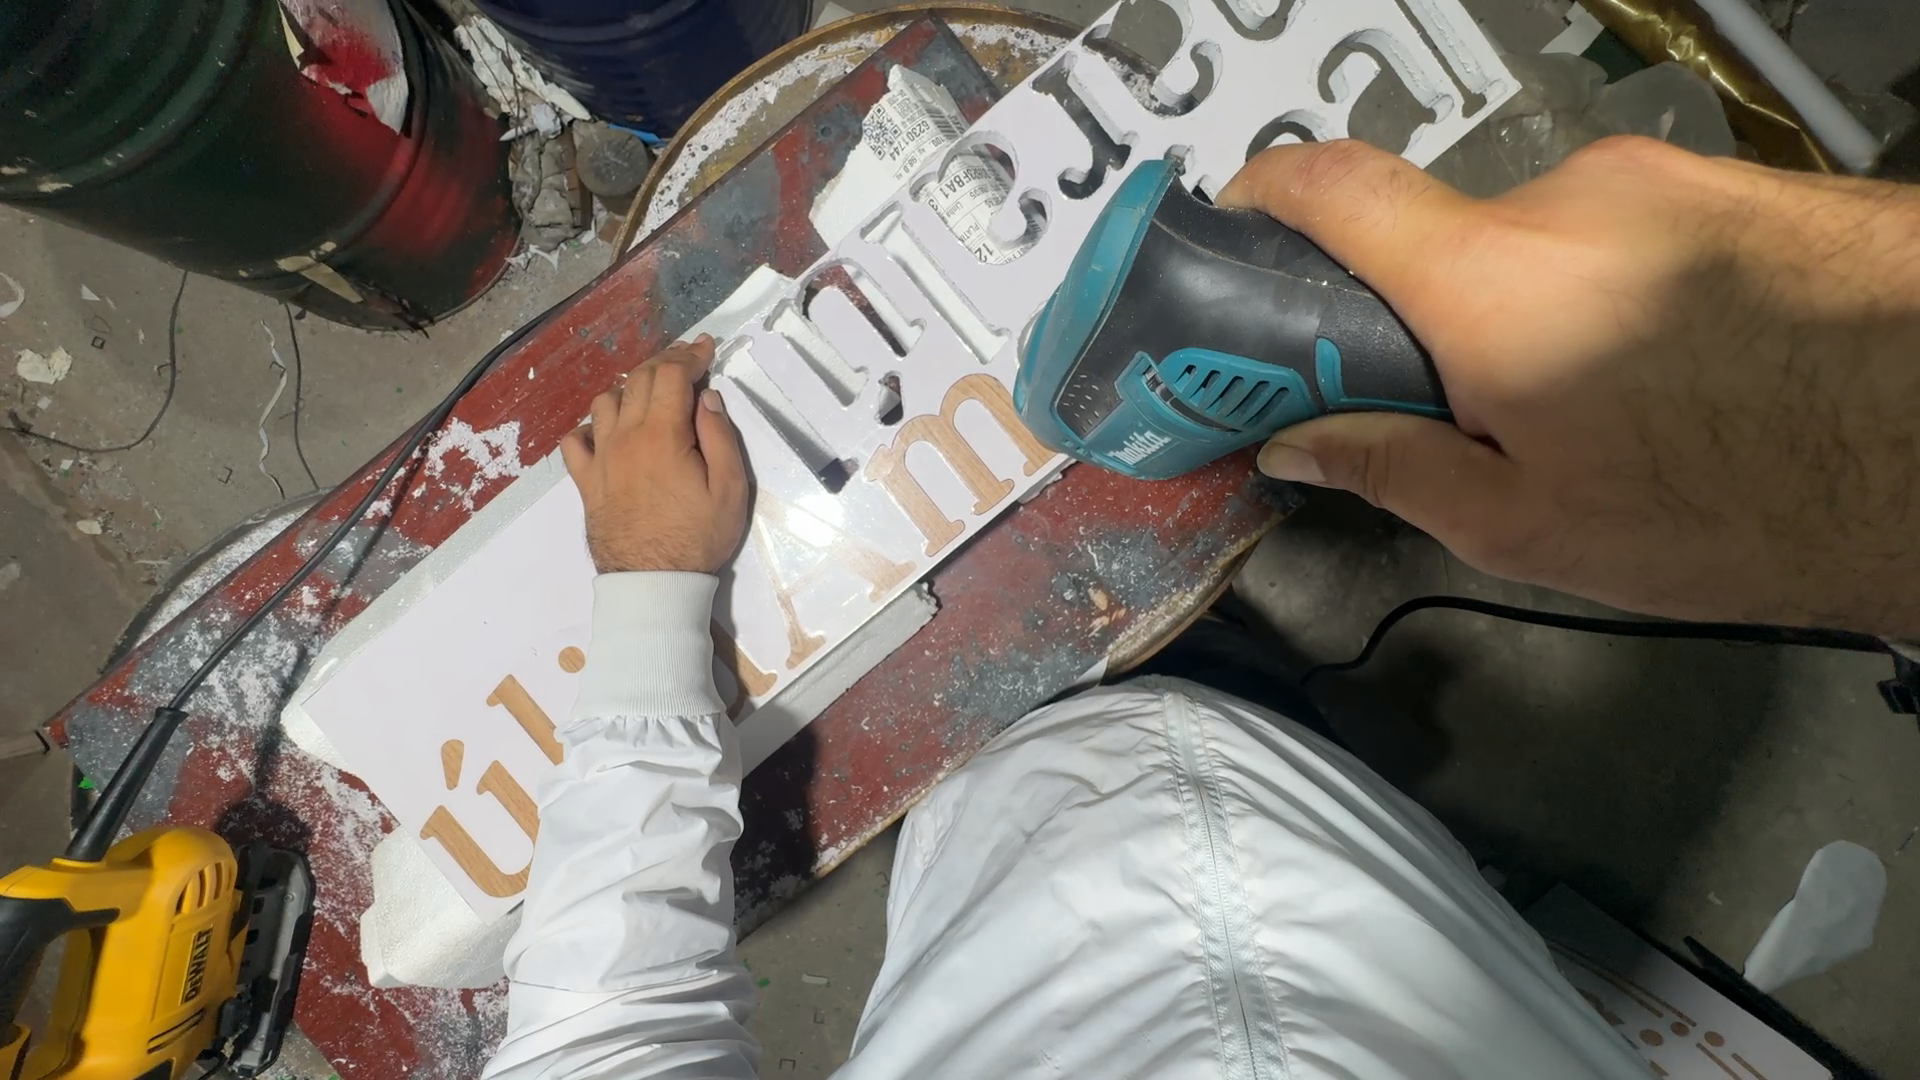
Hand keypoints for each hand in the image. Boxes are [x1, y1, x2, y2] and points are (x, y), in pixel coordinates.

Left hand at [561, 337, 749, 573]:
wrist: (655, 581)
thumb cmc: (699, 536)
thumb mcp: (731, 489)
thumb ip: (720, 438)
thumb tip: (706, 398)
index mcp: (662, 435)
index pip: (671, 376)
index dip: (690, 355)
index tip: (708, 347)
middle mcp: (624, 437)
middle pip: (638, 380)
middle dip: (665, 361)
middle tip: (688, 360)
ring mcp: (600, 458)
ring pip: (606, 401)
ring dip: (631, 387)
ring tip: (653, 392)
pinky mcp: (586, 480)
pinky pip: (575, 439)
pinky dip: (592, 425)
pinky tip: (609, 430)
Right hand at [1218, 137, 1919, 638]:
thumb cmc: (1738, 501)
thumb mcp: (1514, 520)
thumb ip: (1384, 469)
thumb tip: (1293, 449)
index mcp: (1491, 281)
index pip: (1340, 189)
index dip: (1266, 190)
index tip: (1233, 218)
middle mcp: (1566, 203)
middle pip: (1422, 232)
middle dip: (1391, 307)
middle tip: (1396, 389)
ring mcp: (1655, 185)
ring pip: (1510, 239)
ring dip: (1484, 307)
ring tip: (1522, 398)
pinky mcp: (1727, 189)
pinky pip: (1593, 232)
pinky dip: (1561, 290)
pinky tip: (1612, 368)